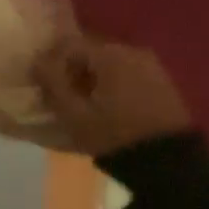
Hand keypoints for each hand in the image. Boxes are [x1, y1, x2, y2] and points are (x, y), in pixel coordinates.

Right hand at [33, 33, 192, 156]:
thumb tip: (37, 61)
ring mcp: (151, 65)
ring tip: (85, 103)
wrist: (170, 164)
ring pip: (109, 63)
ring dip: (93, 77)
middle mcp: (131, 50)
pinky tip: (109, 106)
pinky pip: (128, 74)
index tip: (43, 84)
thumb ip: (52, 83)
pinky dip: (114, 84)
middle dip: (72, 69)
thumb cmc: (115, 134)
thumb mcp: (74, 113)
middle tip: (62, 94)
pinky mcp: (163, 83)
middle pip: (90, 51)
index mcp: (108, 53)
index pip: (68, 44)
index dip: (51, 62)